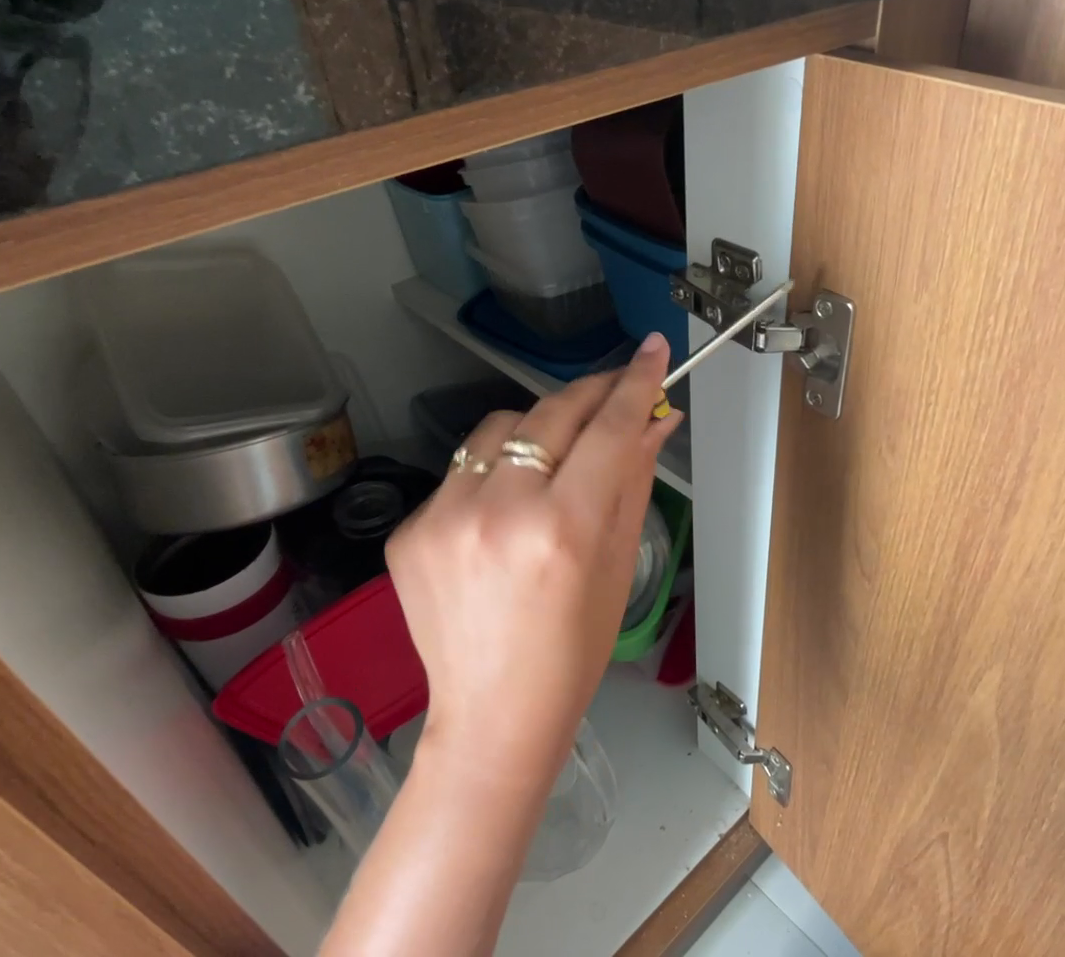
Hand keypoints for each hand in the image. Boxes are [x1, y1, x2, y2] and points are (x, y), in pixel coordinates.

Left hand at [386, 333, 681, 776]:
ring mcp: (444, 518)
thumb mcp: (617, 566)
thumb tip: (654, 419)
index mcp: (564, 530)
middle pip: (551, 414)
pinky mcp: (410, 530)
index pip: (607, 429)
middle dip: (589, 394)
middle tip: (613, 394)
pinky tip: (504, 512)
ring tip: (555, 459)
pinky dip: (492, 473)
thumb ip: (632, 480)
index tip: (653, 351)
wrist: (495, 713)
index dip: (635, 383)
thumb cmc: (573, 651)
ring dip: (536, 429)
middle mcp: (499, 512)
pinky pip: (461, 471)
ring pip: (498, 429)